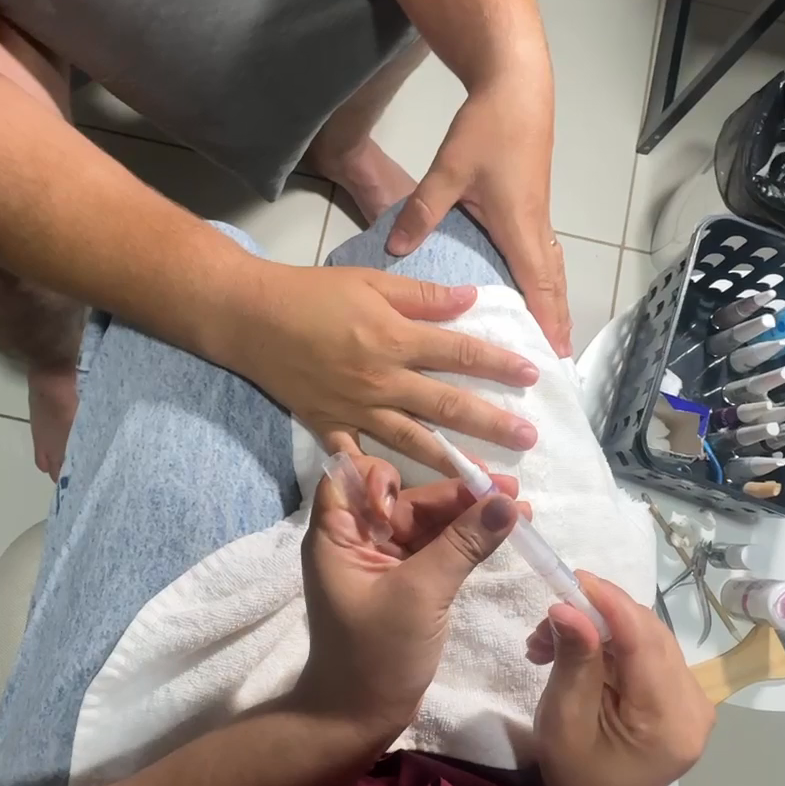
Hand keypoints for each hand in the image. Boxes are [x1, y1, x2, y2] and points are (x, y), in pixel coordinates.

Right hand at [222, 265, 539, 469]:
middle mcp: (382, 380)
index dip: (498, 364)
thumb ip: (423, 295)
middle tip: (528, 439)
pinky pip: (356, 460)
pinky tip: (402, 503)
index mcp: (394, 339)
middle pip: (446, 405)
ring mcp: (356, 410)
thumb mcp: (371, 282)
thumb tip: (472, 301)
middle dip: (491, 422)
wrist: (251, 317)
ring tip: (486, 476)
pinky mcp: (329, 427)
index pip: (459, 353)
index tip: (532, 376)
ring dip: (452, 458)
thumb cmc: (313, 293)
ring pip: (412, 441)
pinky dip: (376, 481)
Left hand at [295, 454, 525, 733]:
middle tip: (506, 485)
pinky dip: (467, 537)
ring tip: (519, 504)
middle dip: (453, 490)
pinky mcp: (406, 579)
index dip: (386, 472)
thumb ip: (462, 545)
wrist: (359, 718)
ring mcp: (383, 559)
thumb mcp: (421, 594)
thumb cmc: (375, 654)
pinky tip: (504, 527)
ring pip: (426, 520)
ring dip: (469, 512)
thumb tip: (505, 502)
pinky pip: (437, 545)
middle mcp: (357, 537)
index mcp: (338, 534)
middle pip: (403, 496)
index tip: (425, 487)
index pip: (350, 476)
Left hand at [385, 74, 570, 355]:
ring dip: (554, 306)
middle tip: (556, 363)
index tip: (551, 357)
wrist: (517, 86)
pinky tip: (536, 294)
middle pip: (553, 287)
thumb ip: (422, 211)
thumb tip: (396, 249)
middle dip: (556, 325)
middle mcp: (536, 229)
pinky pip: (545, 257)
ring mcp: (538, 218)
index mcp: (519, 227)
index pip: (537, 287)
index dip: (546, 323)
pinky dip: (547, 284)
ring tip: (552, 338)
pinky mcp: (534, 207)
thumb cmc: (488, 127)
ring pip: (553, 273)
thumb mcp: (448, 169)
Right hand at [528, 572, 715, 785]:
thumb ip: (572, 662)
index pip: (644, 642)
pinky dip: (608, 638)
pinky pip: (646, 646)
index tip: (569, 578)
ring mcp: (694, 696)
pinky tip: (575, 649)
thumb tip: (565, 605)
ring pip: (645, 632)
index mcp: (669, 722)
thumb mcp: (564, 722)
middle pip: (647, 631)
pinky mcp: (683, 690)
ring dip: (597, 624)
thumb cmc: (578, 775)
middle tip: (544, 625)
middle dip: (594, 613)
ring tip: (549, 640)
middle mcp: (695, 704)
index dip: (609, 602)